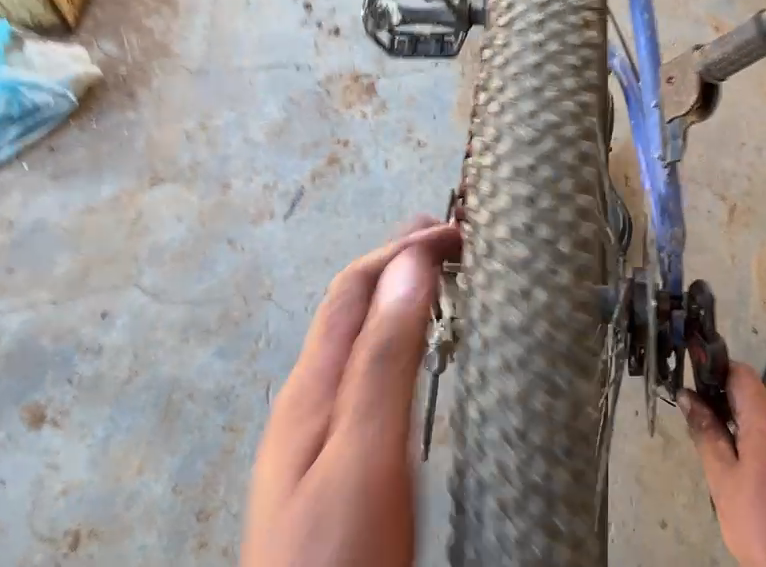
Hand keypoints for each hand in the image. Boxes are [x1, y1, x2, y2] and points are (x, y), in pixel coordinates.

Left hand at [241, 219, 461, 566]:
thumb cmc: (336, 553)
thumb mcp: (365, 454)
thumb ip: (384, 361)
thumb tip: (409, 266)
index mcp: (312, 388)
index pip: (354, 289)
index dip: (400, 249)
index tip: (457, 230)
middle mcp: (308, 400)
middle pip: (349, 308)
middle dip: (395, 262)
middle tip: (449, 238)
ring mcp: (314, 435)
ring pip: (355, 340)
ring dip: (394, 297)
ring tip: (436, 279)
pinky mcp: (331, 464)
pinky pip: (363, 373)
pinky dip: (394, 339)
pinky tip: (412, 356)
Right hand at [681, 363, 765, 566]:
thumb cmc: (759, 529)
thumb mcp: (722, 483)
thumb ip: (706, 433)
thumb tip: (688, 396)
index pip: (743, 375)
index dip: (722, 376)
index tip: (707, 392)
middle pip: (765, 410)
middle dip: (745, 425)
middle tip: (731, 464)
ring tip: (760, 491)